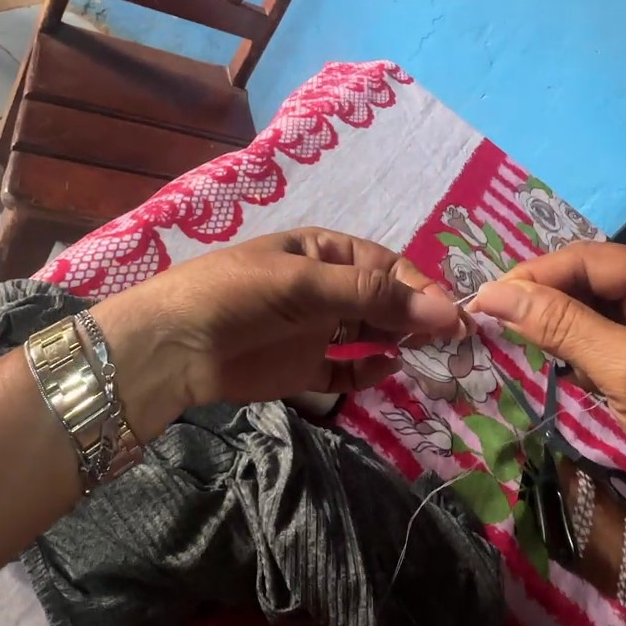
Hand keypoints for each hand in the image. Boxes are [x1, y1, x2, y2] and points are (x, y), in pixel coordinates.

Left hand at [88, 228, 464, 439]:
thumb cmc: (239, 294)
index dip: (421, 289)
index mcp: (325, 253)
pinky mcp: (303, 368)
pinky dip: (368, 372)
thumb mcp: (305, 283)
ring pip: (370, 334)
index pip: (386, 267)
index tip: (452, 317)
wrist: (172, 346)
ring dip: (399, 342)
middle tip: (453, 342)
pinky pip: (346, 371)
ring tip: (431, 357)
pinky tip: (387, 369)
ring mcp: (315, 330)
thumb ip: (371, 296)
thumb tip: (443, 310)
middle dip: (417, 317)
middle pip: (383, 300)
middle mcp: (325, 289)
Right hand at [469, 242, 625, 535]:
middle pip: (585, 279)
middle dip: (541, 297)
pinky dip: (566, 344)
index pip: (589, 259)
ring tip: (510, 334)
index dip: (536, 275)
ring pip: (583, 306)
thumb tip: (492, 292)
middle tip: (491, 316)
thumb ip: (560, 324)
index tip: (485, 296)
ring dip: (550, 321)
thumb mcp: (625, 369)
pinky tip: (550, 360)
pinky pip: (591, 333)